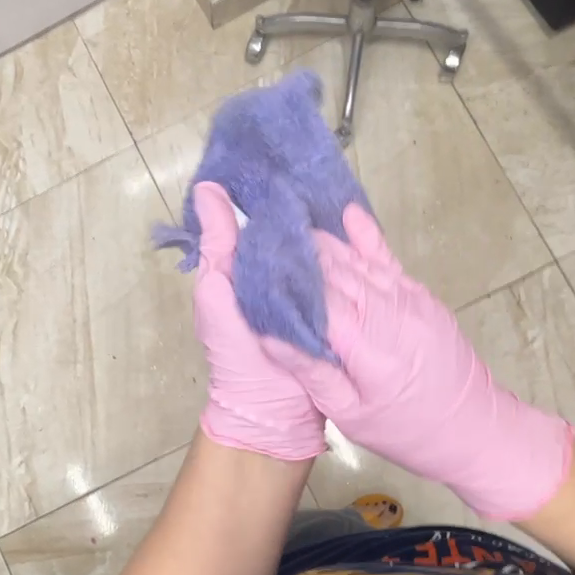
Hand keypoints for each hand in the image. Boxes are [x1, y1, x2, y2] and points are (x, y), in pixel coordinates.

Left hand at [190, 182, 326, 460]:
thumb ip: (217, 248)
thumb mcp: (217, 298)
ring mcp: (312, 298)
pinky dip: (352, 262)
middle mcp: (281, 280)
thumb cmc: (237, 358)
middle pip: (297, 237)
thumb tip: (209, 187)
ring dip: (333, 235)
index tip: (285, 159)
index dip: (272, 196)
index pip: (263, 224)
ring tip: (346, 196)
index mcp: (250, 272)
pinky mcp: (337, 315)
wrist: (273, 416)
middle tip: (324, 173)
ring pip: (323, 255)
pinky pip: (345, 281)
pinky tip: (365, 238)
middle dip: (308, 211)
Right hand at [262, 204, 573, 519]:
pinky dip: (366, 238)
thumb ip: (311, 370)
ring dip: (321, 243)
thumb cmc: (407, 431)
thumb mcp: (351, 414)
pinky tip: (346, 216)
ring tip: (284, 223)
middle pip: (333, 271)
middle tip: (256, 236)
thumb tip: (267, 333)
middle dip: (294, 254)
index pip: (314, 297)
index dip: (280, 279)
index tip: (247, 264)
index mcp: (367, 343)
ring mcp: (410, 299)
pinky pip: (388, 260)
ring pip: (357, 261)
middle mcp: (389, 311)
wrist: (476, 429)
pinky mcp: (421, 298)